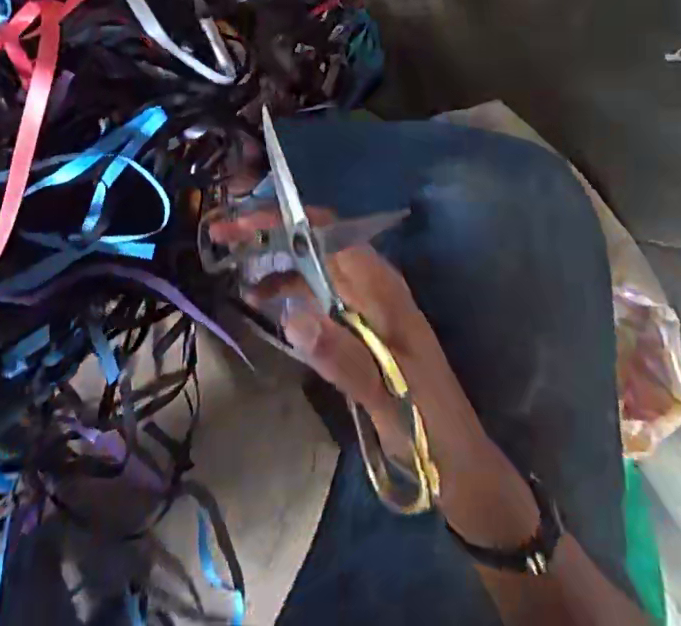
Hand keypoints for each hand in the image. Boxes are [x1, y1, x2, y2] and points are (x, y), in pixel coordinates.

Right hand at [211, 207, 429, 429]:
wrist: (457, 458)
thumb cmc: (424, 422)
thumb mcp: (383, 393)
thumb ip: (341, 356)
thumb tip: (292, 317)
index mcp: (381, 287)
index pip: (329, 233)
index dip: (284, 221)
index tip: (242, 223)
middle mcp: (372, 284)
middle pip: (316, 242)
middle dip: (270, 233)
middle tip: (223, 235)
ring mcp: (365, 303)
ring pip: (313, 266)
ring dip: (274, 260)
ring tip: (232, 265)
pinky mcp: (359, 324)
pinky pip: (317, 292)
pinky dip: (287, 289)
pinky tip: (262, 302)